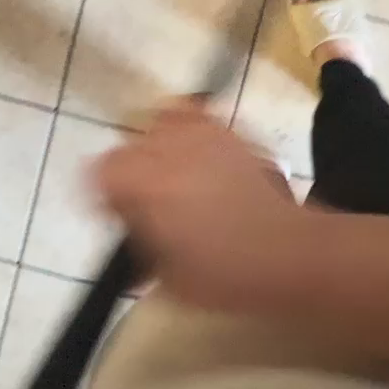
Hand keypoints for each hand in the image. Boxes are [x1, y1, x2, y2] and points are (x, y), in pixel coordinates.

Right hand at [89, 103, 310, 311]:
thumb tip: (129, 235)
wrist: (289, 253)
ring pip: (156, 126)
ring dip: (154, 150)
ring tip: (169, 176)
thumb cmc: (225, 274)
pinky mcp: (229, 132)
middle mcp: (168, 151)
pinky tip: (191, 148)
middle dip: (127, 174)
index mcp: (145, 186)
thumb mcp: (167, 276)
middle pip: (126, 148)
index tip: (116, 217)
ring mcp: (201, 136)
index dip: (103, 196)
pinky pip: (193, 113)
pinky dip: (184, 126)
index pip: (99, 171)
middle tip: (143, 206)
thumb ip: (138, 246)